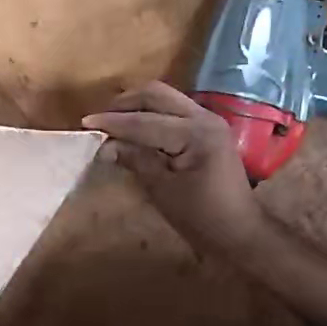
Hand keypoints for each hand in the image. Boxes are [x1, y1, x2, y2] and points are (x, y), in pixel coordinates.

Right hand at [82, 82, 266, 257]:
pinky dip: (153, 114)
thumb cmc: (202, 217)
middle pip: (157, 95)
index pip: (145, 122)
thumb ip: (137, 160)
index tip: (86, 122)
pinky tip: (136, 128)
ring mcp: (210, 121)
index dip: (113, 123)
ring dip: (139, 106)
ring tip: (113, 121)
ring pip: (167, 98)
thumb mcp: (164, 190)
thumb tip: (106, 144)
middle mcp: (205, 117)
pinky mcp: (209, 129)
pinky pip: (176, 111)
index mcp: (196, 133)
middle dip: (125, 104)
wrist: (240, 231)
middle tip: (100, 118)